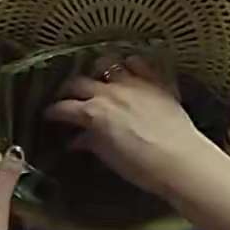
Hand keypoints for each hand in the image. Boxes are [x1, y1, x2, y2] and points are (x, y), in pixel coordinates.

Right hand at [44, 59, 220, 197]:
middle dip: (68, 90)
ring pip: (107, 64)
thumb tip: (76, 139)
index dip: (53, 112)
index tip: (49, 116)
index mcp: (93, 113)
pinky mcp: (156, 81)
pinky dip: (129, 64)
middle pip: (78, 82)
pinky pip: (138, 62)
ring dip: (97, 72)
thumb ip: (90, 142)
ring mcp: (133, 83)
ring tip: (97, 79)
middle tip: (67, 98)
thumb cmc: (140, 166)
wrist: (181, 161)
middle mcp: (109, 92)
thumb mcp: (109, 156)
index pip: (63, 108)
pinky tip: (128, 70)